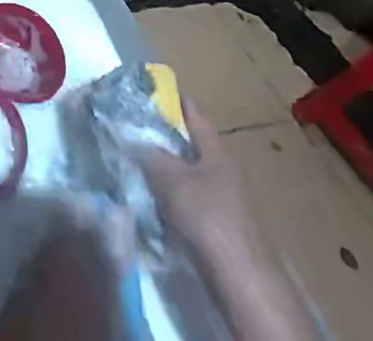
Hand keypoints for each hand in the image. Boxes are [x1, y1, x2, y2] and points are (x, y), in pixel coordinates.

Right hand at [138, 105, 263, 264]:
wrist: (241, 278)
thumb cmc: (208, 218)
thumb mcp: (172, 182)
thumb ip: (151, 156)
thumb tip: (130, 136)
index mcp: (217, 150)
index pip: (194, 114)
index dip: (173, 101)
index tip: (149, 95)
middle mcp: (226, 169)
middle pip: (191, 147)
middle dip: (164, 142)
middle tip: (133, 138)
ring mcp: (227, 199)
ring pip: (190, 177)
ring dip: (167, 175)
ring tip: (137, 174)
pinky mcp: (223, 227)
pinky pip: (193, 204)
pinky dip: (174, 202)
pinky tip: (155, 210)